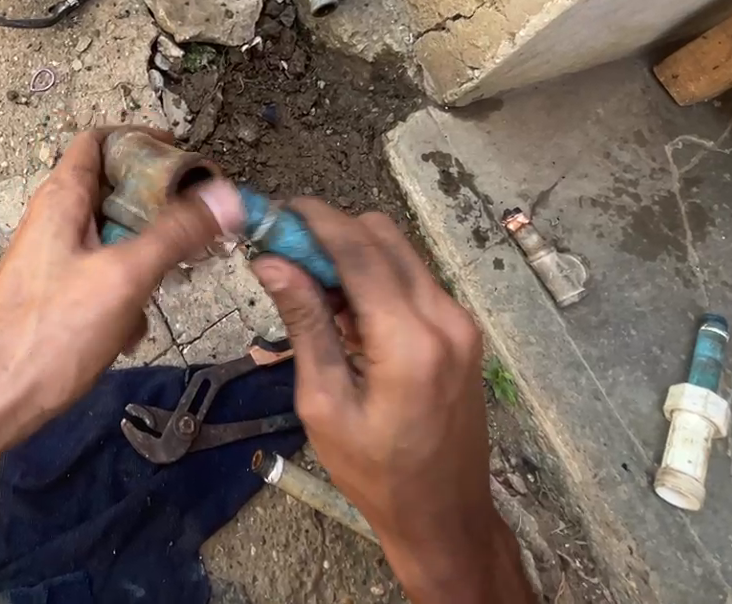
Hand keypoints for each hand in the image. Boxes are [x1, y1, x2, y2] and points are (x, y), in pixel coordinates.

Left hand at [0, 129, 243, 452]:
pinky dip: (124, 289)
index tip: (184, 157)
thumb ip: (175, 234)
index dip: (141, 139)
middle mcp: (55, 218)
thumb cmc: (51, 333)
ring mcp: (54, 256)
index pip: (99, 140)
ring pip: (112, 235)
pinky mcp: (56, 292)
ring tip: (173, 278)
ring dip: (145, 254)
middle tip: (198, 221)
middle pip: (113, 188)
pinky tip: (133, 326)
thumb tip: (227, 194)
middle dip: (156, 204)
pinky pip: (101, 273)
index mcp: (62, 197)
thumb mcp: (124, 277)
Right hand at [250, 200, 529, 603]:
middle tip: (287, 257)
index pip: (359, 249)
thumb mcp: (324, 402)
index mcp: (410, 340)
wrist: (446, 520)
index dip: (314, 219)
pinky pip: (410, 276)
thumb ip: (305, 322)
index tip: (277, 211)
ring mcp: (460, 321)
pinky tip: (345, 311)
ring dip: (351, 252)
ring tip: (312, 290)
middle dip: (330, 232)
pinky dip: (372, 274)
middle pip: (382, 235)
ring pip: (397, 250)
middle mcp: (445, 317)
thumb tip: (270, 261)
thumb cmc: (375, 473)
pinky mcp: (460, 329)